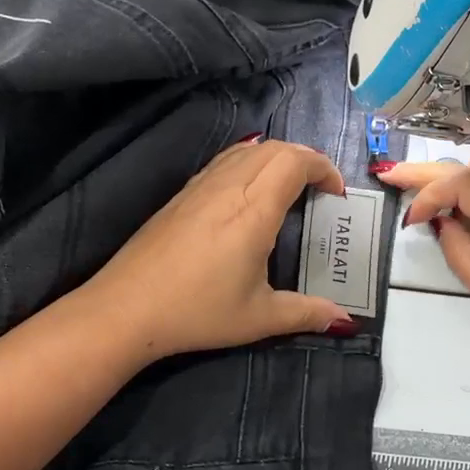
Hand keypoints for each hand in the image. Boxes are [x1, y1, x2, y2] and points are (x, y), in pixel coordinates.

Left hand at [78, 138, 355, 362]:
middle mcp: (227, 187)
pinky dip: (247, 163)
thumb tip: (343, 321)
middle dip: (304, 158)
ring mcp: (199, 187)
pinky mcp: (179, 196)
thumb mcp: (258, 318)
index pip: (295, 161)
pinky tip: (246, 191)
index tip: (335, 192)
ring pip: (245, 150)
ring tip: (288, 186)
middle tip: (318, 187)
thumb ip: (305, 314)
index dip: (323, 167)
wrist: (126, 308)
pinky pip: (222, 162)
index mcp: (253, 209)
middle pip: (274, 148)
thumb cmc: (196, 311)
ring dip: (274, 157)